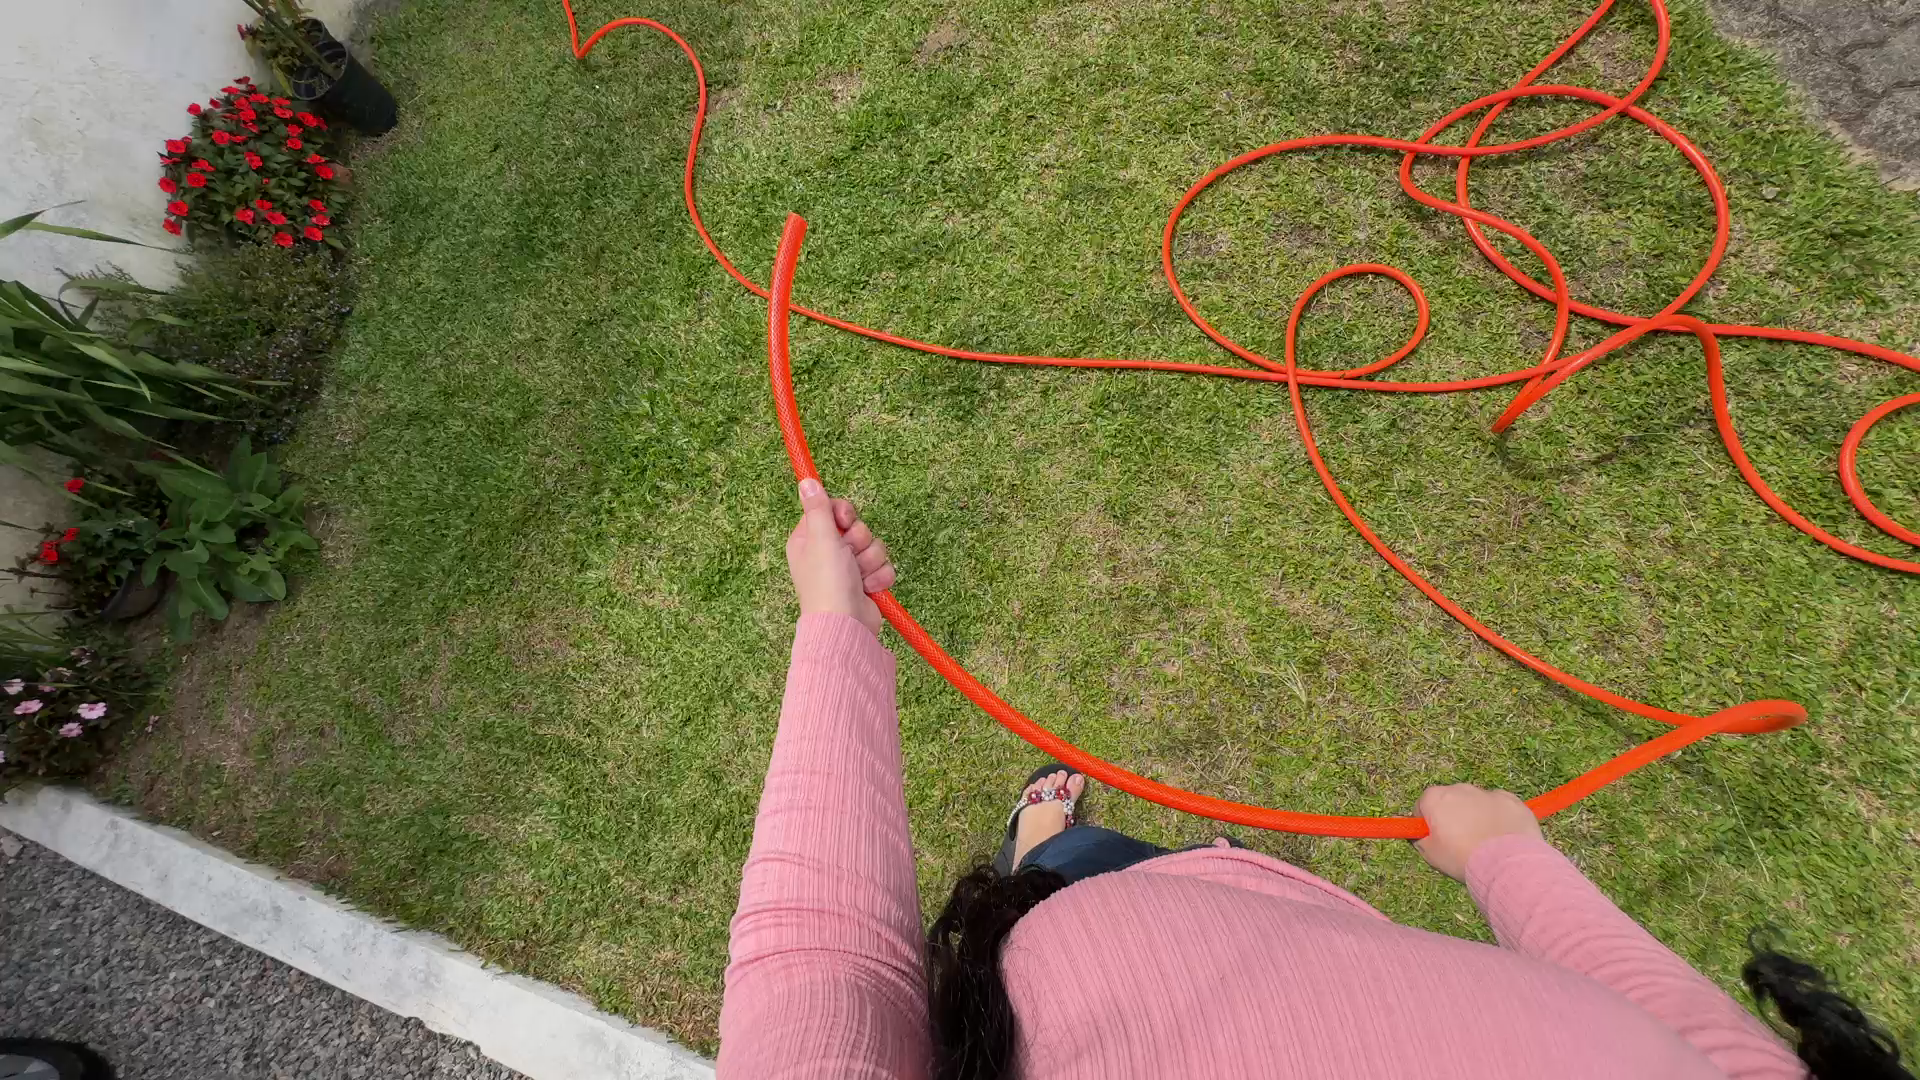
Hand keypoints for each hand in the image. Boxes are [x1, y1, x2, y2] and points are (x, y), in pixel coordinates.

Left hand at [786, 478, 895, 637]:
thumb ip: (818, 508)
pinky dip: (879, 577)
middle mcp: (828, 552)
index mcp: (810, 539)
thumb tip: (806, 481)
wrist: (846, 624)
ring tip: (859, 577)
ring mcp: (848, 568)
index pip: (832, 510)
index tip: (844, 520)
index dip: (843, 514)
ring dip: (870, 561)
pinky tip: (869, 588)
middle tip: (848, 555)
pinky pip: (883, 566)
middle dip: (860, 541)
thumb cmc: (827, 582)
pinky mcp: (866, 582)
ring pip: (873, 546)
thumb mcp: (821, 538)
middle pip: (857, 527)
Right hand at [1413, 784, 1542, 881]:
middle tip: (1463, 842)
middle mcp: (1459, 788)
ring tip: (1488, 843)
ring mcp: (1487, 793)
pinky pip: (1500, 806)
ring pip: (1477, 803)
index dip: (1429, 824)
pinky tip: (1505, 837)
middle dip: (1454, 817)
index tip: (1438, 840)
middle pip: (1451, 801)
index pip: (1423, 806)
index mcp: (1434, 797)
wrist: (1510, 866)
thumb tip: (1417, 831)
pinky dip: (1500, 817)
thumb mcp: (1430, 853)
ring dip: (1478, 816)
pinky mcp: (1512, 800)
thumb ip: (1418, 837)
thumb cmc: (1463, 858)